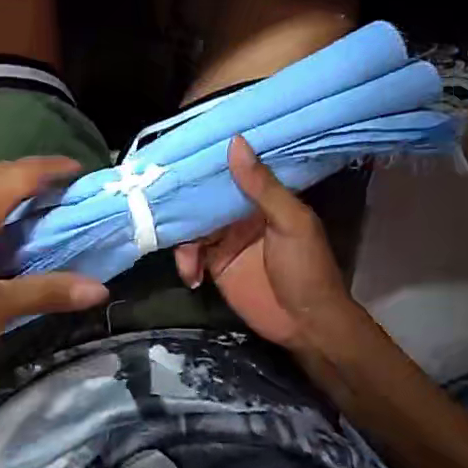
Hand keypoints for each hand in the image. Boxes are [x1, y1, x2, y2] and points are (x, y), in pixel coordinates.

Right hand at [174, 138, 367, 351]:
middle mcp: (240, 212)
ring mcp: (225, 238)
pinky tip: (192, 276)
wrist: (306, 326)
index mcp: (262, 197)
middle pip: (203, 197)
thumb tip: (235, 142)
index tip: (179, 153)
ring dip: (182, 238)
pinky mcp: (214, 263)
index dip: (207, 161)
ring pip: (191, 224)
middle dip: (183, 202)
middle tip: (160, 202)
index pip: (230, 170)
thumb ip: (262, 186)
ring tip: (188, 257)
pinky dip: (185, 262)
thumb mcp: (290, 223)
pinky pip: (189, 253)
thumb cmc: (306, 269)